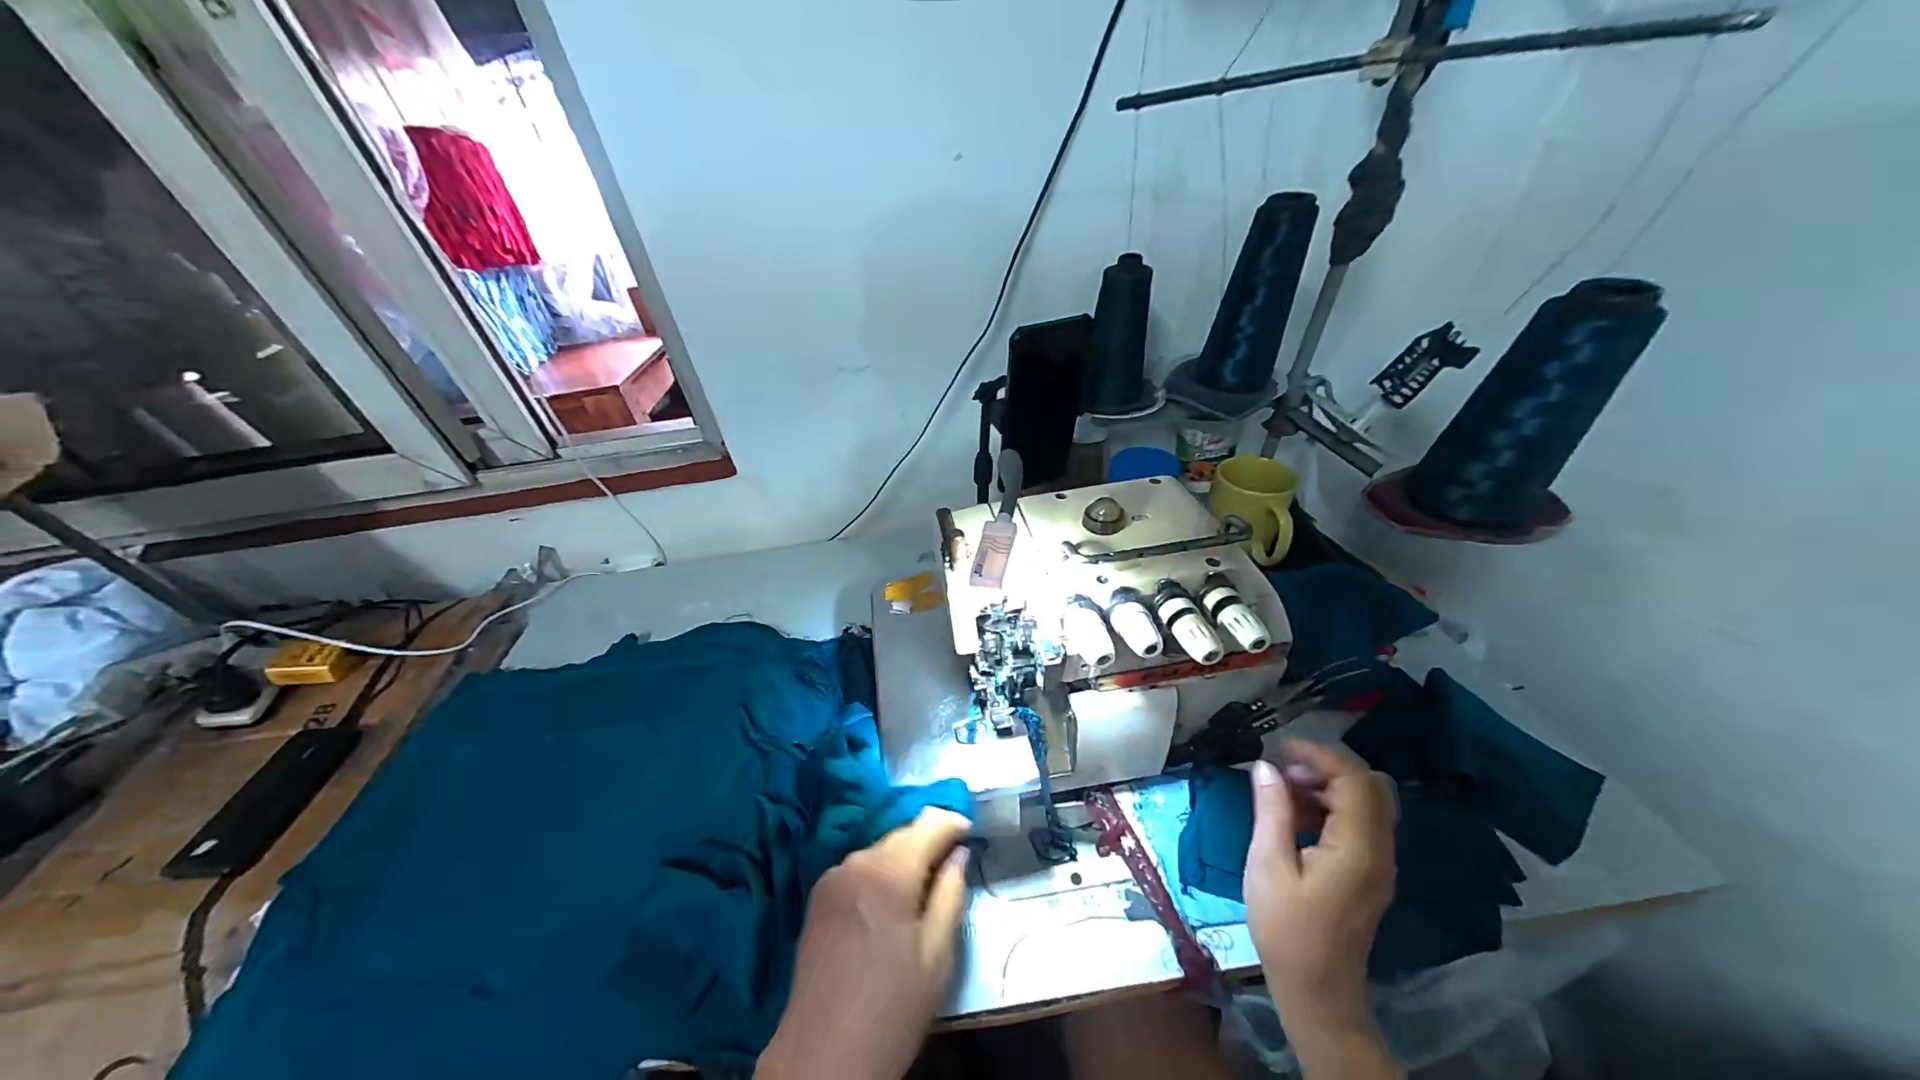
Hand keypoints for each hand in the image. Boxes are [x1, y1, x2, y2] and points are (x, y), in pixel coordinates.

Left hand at [756, 808, 971, 1079]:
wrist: (822, 1056)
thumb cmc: (891, 1009)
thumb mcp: (937, 955)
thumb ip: (951, 894)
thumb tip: (958, 855)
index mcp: (889, 874)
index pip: (927, 826)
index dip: (951, 823)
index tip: (968, 829)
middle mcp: (856, 864)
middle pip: (900, 836)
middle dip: (927, 842)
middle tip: (951, 862)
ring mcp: (832, 880)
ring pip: (878, 853)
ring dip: (902, 859)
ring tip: (922, 889)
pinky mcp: (817, 900)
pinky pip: (857, 871)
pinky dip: (878, 875)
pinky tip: (888, 905)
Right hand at [1245, 740, 1398, 1077]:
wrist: (1318, 991)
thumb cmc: (1286, 929)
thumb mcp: (1267, 865)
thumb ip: (1271, 811)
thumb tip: (1265, 766)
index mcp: (1357, 848)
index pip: (1354, 781)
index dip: (1320, 755)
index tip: (1282, 748)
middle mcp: (1380, 851)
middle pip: (1370, 787)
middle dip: (1327, 767)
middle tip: (1283, 770)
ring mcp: (1380, 864)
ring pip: (1368, 804)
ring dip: (1329, 786)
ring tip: (1283, 790)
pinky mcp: (1371, 873)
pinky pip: (1361, 824)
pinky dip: (1333, 807)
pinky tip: (1297, 816)